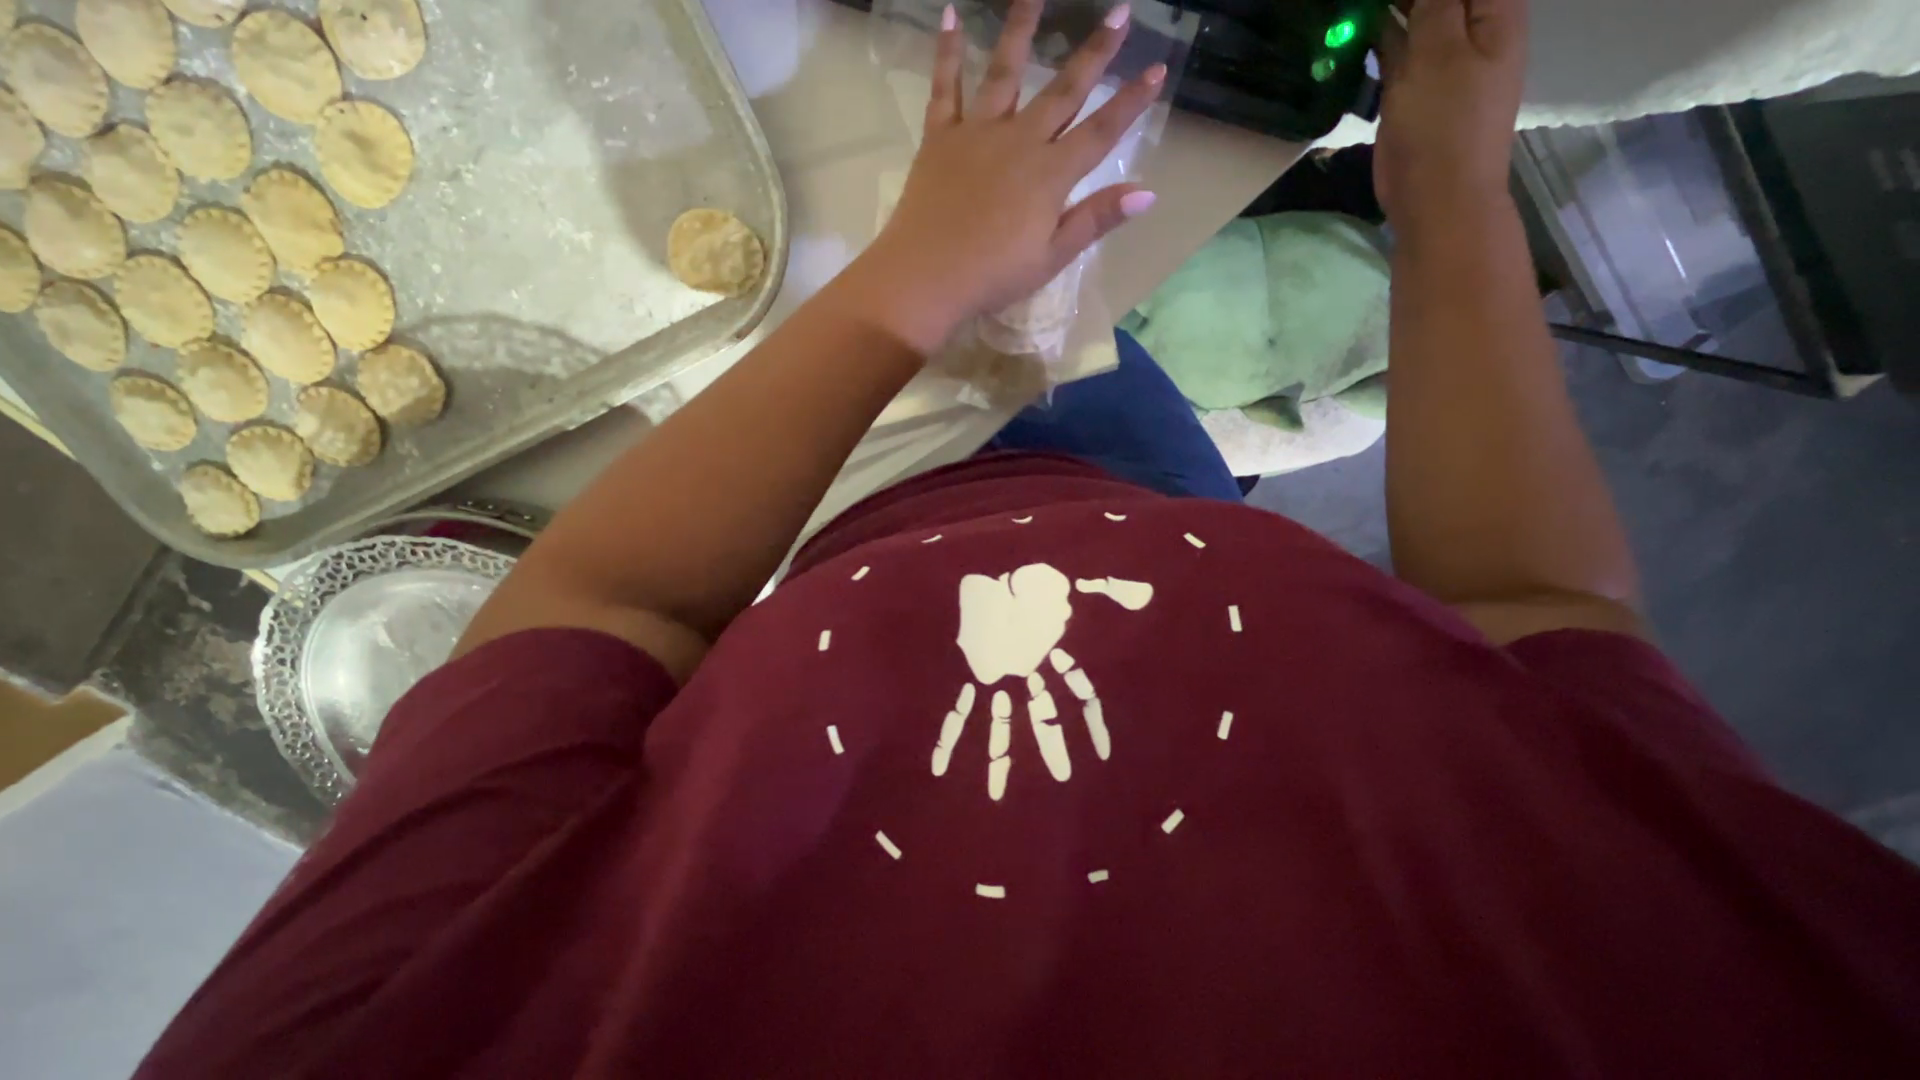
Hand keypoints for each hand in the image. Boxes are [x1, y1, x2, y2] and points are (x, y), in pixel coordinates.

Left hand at [852, 0, 1163, 353]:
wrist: (924, 276)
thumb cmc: (992, 276)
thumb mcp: (1051, 257)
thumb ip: (1095, 219)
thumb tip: (1147, 192)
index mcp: (1050, 175)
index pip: (1101, 131)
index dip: (1131, 101)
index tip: (1158, 68)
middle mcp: (1019, 141)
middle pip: (1063, 90)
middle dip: (1095, 51)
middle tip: (1120, 11)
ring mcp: (977, 133)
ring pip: (1005, 71)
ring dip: (1023, 27)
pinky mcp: (940, 136)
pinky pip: (945, 86)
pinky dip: (946, 50)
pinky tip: (948, 14)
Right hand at [1374, 0, 1529, 231]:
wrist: (1435, 198)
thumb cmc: (1444, 125)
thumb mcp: (1440, 52)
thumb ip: (1435, 3)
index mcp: (1495, 14)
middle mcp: (1471, 31)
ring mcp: (1439, 61)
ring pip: (1414, 15)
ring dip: (1389, 7)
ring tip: (1354, 6)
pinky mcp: (1411, 89)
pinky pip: (1395, 49)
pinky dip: (1376, 36)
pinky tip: (1351, 26)